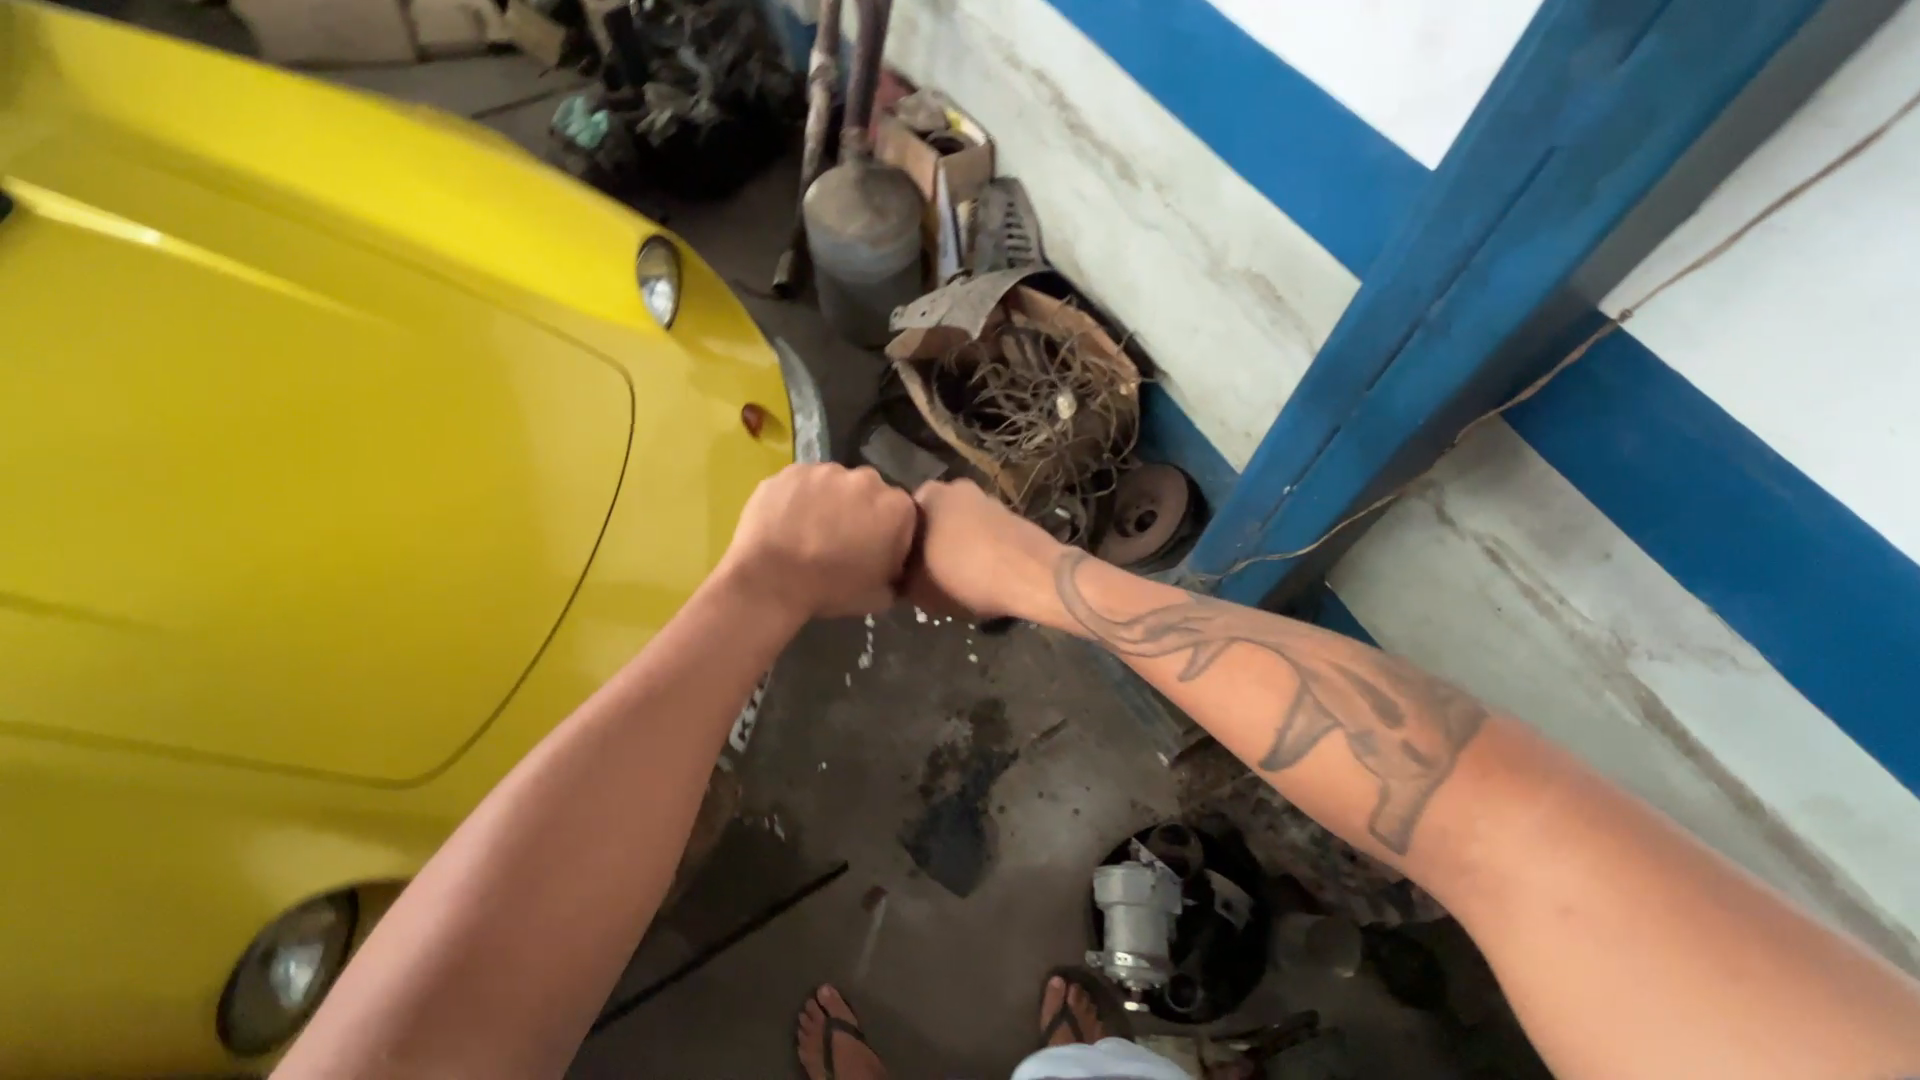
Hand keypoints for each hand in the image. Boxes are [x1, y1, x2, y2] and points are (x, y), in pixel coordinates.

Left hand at [721, 464, 917, 620]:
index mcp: (896, 508)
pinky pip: (803, 482)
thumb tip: (893, 571)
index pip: (902, 516)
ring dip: (829, 501)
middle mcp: (867, 479)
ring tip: (810, 530)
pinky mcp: (791, 470)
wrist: (769, 581)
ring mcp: (826, 470)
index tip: (873, 551)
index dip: (889, 534)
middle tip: (840, 539)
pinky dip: (799, 497)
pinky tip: (787, 521)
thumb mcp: (879, 597)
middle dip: (860, 511)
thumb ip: (896, 576)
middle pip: (869, 492)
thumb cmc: (829, 590)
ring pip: (835, 483)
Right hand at [905, 479, 1064, 619]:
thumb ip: (902, 577)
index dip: (899, 540)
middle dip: (930, 538)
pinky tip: (982, 573)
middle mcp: (959, 489)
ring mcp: (990, 500)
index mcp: (931, 495)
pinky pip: (986, 532)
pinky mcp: (1014, 517)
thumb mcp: (920, 589)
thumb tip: (899, 575)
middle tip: (926, 569)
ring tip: (956, 574)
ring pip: (962, 522)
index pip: (902, 513)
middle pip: (935, 516)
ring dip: (957, 542)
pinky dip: (982, 547)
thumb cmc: (967, 576)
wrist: (1035, 576)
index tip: (901, 563)